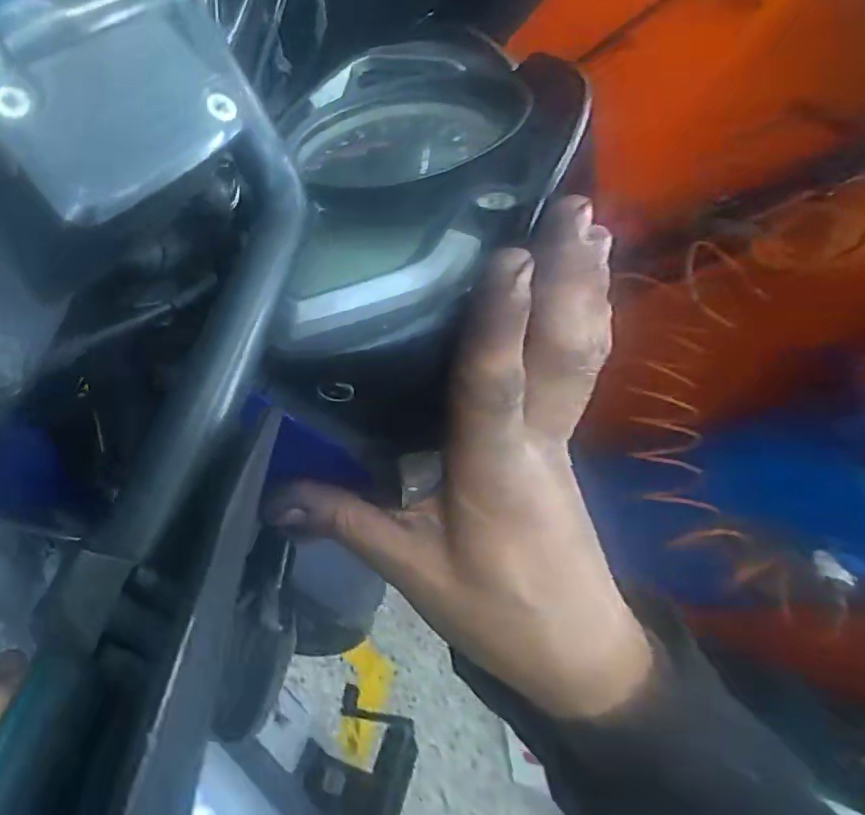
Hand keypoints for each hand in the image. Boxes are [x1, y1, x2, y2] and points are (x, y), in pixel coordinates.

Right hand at [268, 197, 653, 719]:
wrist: (584, 655)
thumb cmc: (497, 610)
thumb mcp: (413, 570)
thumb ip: (346, 520)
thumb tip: (274, 498)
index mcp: (495, 470)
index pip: (494, 387)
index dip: (501, 324)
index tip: (511, 260)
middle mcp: (537, 440)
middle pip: (564, 352)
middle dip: (569, 278)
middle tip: (573, 209)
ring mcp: (560, 436)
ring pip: (583, 352)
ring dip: (588, 285)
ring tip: (590, 221)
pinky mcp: (562, 437)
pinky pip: (578, 365)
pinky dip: (585, 314)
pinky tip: (584, 283)